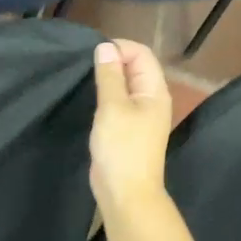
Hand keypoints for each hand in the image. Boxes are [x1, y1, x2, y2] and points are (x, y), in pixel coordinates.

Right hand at [89, 39, 172, 211]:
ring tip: (85, 80)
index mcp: (155, 91)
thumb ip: (109, 75)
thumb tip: (105, 46)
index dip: (119, 47)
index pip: (141, 54)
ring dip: (108, 78)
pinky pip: (119, 101)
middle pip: (135, 67)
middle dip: (112, 60)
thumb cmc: (122, 148)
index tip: (93, 54)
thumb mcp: (112, 107)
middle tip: (85, 67)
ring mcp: (141, 115)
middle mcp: (151, 99)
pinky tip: (90, 98)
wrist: (126, 193)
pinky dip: (106, 94)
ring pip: (125, 84)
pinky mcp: (128, 128)